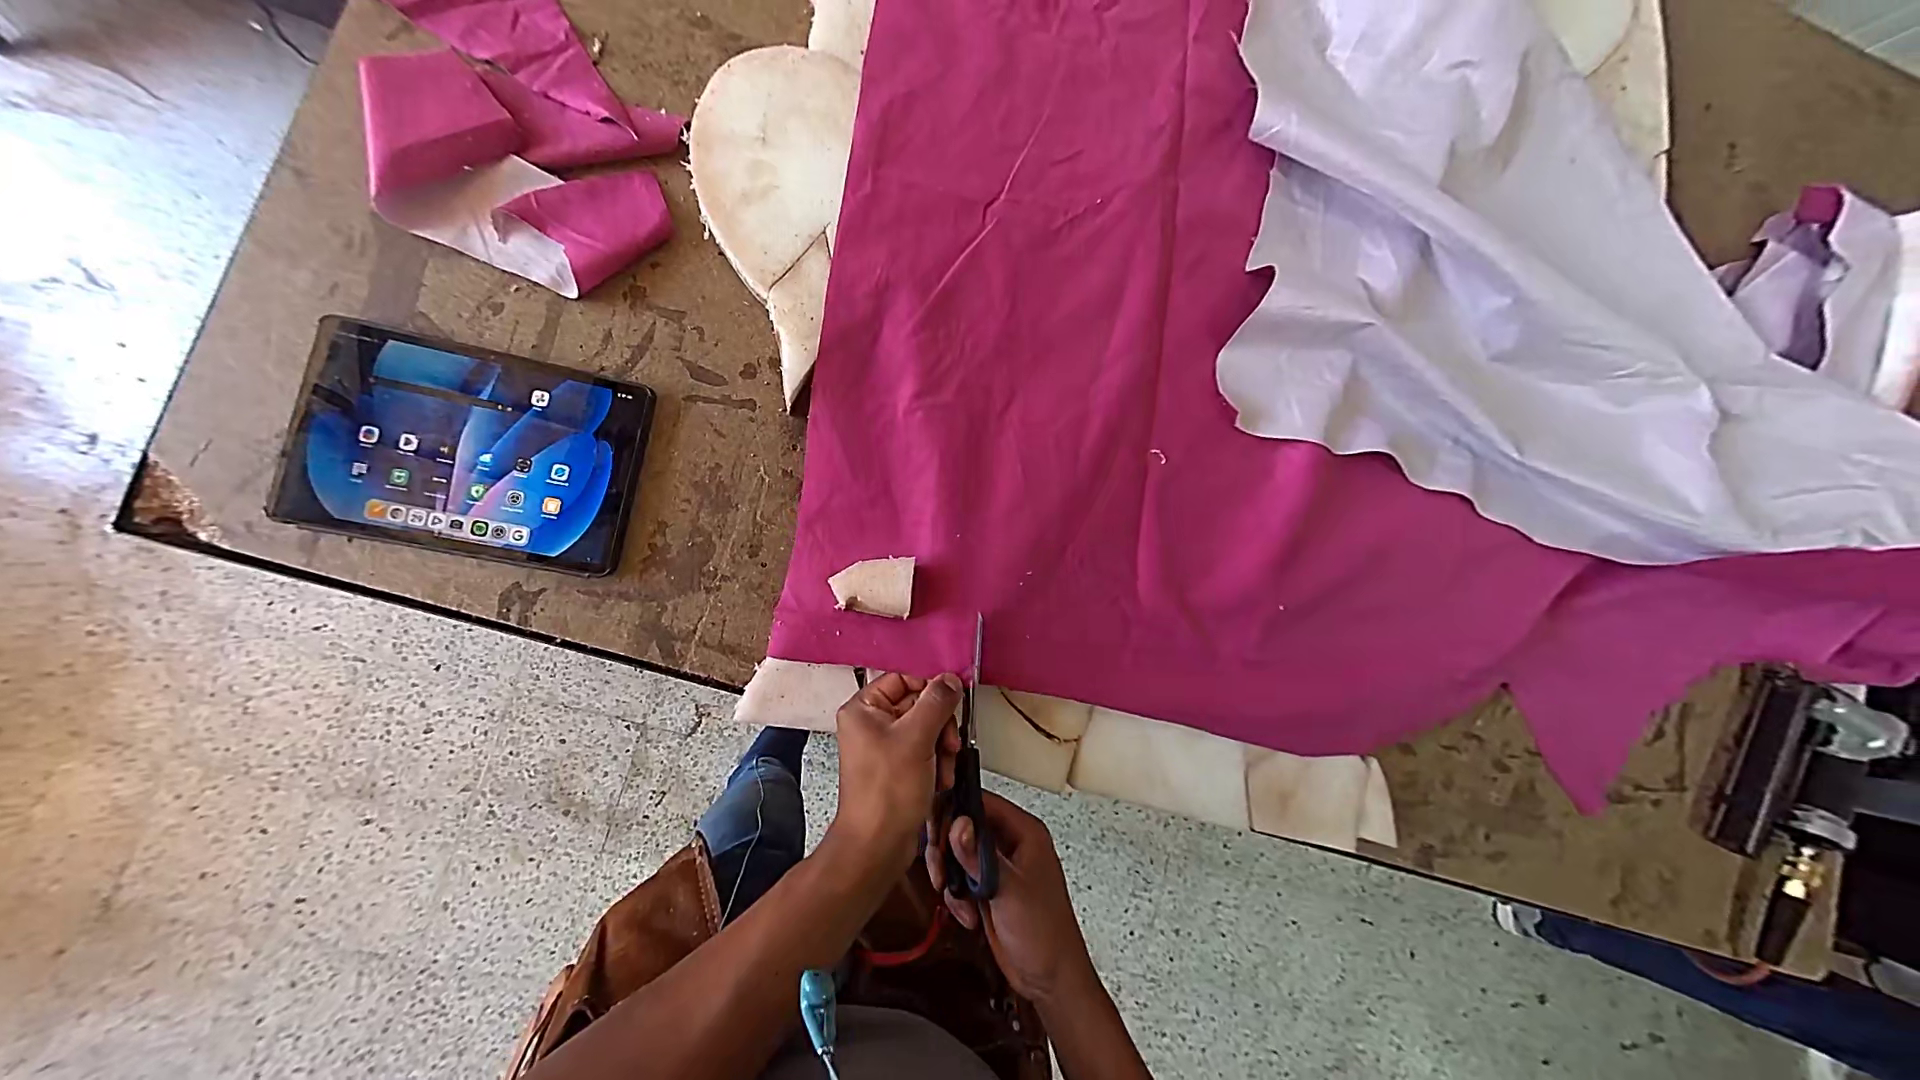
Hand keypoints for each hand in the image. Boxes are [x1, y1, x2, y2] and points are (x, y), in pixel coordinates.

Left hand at [828, 672, 963, 884]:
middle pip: (918, 704)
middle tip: (947, 742)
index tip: (952, 696)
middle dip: (939, 724)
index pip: (903, 678)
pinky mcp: (897, 766)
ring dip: (941, 746)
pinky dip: (937, 762)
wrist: (878, 846)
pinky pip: (925, 750)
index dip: (929, 687)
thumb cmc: (885, 794)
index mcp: (863, 708)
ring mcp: (884, 746)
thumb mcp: (917, 738)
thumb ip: (936, 703)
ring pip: (926, 728)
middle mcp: (871, 724)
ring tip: (942, 767)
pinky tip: (939, 778)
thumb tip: (950, 680)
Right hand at [928, 791, 1095, 1005]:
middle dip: (948, 849)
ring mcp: (998, 866)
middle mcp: (1010, 843)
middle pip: (964, 826)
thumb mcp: (1008, 889)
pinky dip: (957, 895)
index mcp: (1024, 832)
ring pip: (958, 853)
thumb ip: (978, 856)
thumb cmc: (1043, 932)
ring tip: (956, 897)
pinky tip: (968, 915)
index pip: (982, 802)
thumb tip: (957, 823)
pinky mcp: (988, 888)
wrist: (1049, 980)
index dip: (955, 811)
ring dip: (951, 876)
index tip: (936, 831)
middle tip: (940, 871)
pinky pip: (960, 878)